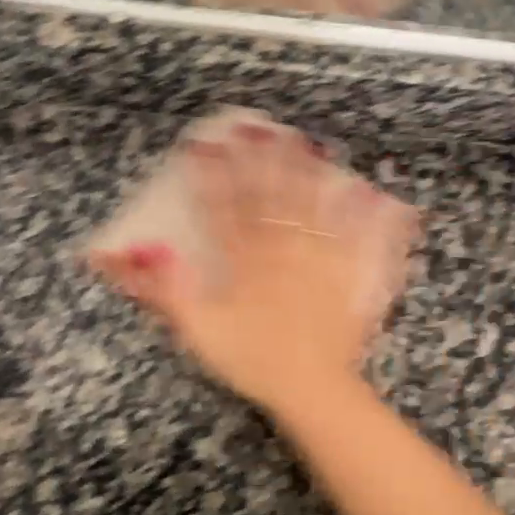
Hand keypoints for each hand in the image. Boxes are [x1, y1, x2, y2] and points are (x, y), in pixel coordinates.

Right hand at [99, 124, 416, 413]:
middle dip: (258, 159)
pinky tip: (373, 194)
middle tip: (254, 126)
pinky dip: (366, 216)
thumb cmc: (252, 360)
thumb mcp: (199, 328)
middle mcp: (283, 249)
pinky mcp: (348, 276)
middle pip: (269, 195)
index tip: (203, 144)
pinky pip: (360, 239)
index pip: (223, 207)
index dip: (211, 174)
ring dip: (305, 171)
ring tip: (303, 141)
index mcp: (245, 259)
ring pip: (311, 205)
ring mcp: (319, 259)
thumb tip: (141, 250)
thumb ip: (168, 288)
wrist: (312, 388)